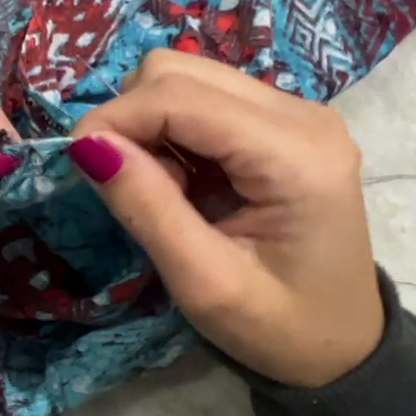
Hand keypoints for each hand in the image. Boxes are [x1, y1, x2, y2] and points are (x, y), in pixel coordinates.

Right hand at [67, 50, 383, 387]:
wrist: (341, 346)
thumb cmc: (276, 326)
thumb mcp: (203, 282)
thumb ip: (146, 207)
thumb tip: (85, 144)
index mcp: (294, 154)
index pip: (178, 95)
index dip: (113, 119)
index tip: (74, 163)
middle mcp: (301, 114)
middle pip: (178, 69)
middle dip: (129, 117)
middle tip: (124, 182)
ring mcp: (293, 113)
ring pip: (184, 76)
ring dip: (147, 123)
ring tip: (158, 185)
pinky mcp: (277, 122)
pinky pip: (198, 99)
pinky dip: (167, 131)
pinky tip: (179, 179)